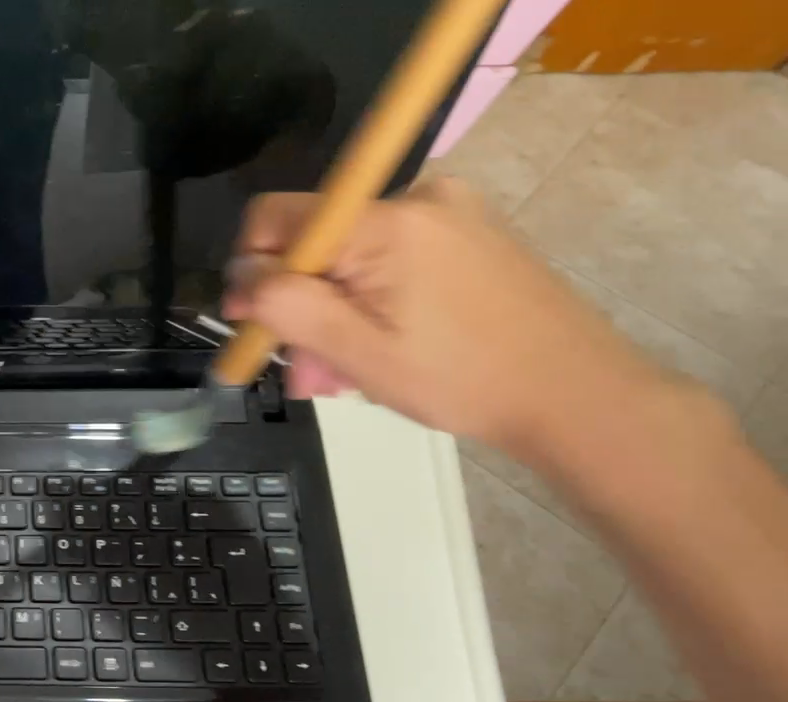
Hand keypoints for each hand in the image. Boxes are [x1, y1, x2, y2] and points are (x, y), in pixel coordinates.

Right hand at [223, 177, 659, 461]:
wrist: (570, 391)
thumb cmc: (458, 378)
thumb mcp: (354, 349)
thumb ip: (285, 303)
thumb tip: (240, 274)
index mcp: (386, 223)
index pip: (276, 217)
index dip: (249, 269)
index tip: (251, 323)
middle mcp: (417, 199)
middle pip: (313, 244)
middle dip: (294, 307)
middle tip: (304, 371)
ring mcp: (446, 216)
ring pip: (346, 259)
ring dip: (327, 316)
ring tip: (340, 374)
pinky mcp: (463, 236)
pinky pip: (384, 262)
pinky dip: (364, 305)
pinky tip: (373, 349)